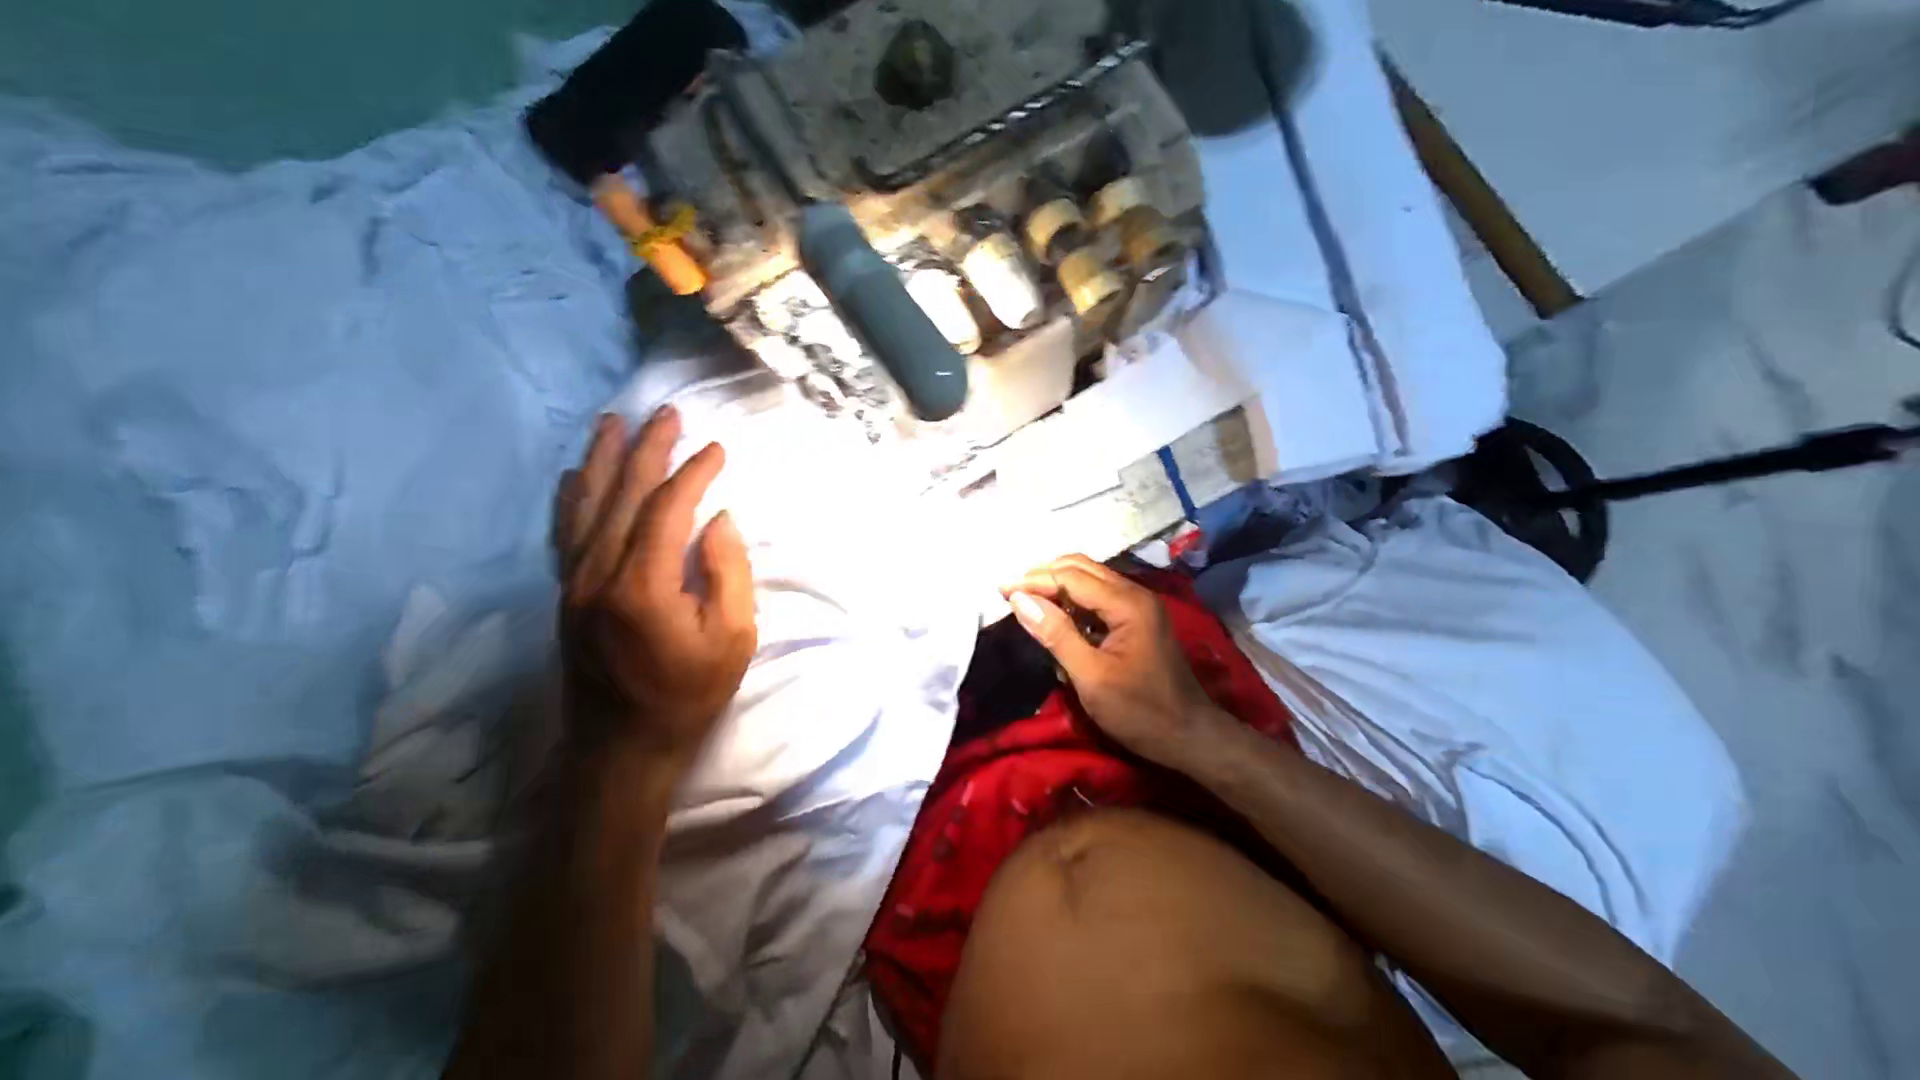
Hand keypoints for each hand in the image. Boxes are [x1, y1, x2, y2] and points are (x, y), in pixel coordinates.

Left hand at [554, 406, 755, 775]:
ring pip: (586, 505)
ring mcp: (574, 582)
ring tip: (614, 422)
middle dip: (647, 449)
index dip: (694, 473)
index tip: (718, 450)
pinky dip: (571, 497)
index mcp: (643, 585)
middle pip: (623, 494)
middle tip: (667, 413)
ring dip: (603, 459)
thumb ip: (727, 573)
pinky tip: (573, 475)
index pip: (668, 508)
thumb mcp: (732, 639)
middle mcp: (598, 573)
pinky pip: (564, 532)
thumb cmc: (688, 695)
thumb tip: (718, 520)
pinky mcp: (566, 594)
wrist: (621, 749)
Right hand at [1002, 555, 1229, 768]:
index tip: (1001, 591)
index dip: (1034, 580)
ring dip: (1058, 586)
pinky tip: (1056, 617)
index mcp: (1127, 603)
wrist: (1191, 737)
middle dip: (1044, 576)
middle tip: (1011, 593)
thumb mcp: (1091, 676)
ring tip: (1027, 602)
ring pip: (1091, 580)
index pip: (1071, 577)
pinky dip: (1074, 601)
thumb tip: (1019, 600)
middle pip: (1082, 568)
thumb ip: (1056, 634)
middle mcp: (1135, 594)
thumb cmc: (1139, 710)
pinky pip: (1099, 598)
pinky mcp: (1138, 621)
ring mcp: (1139, 607)